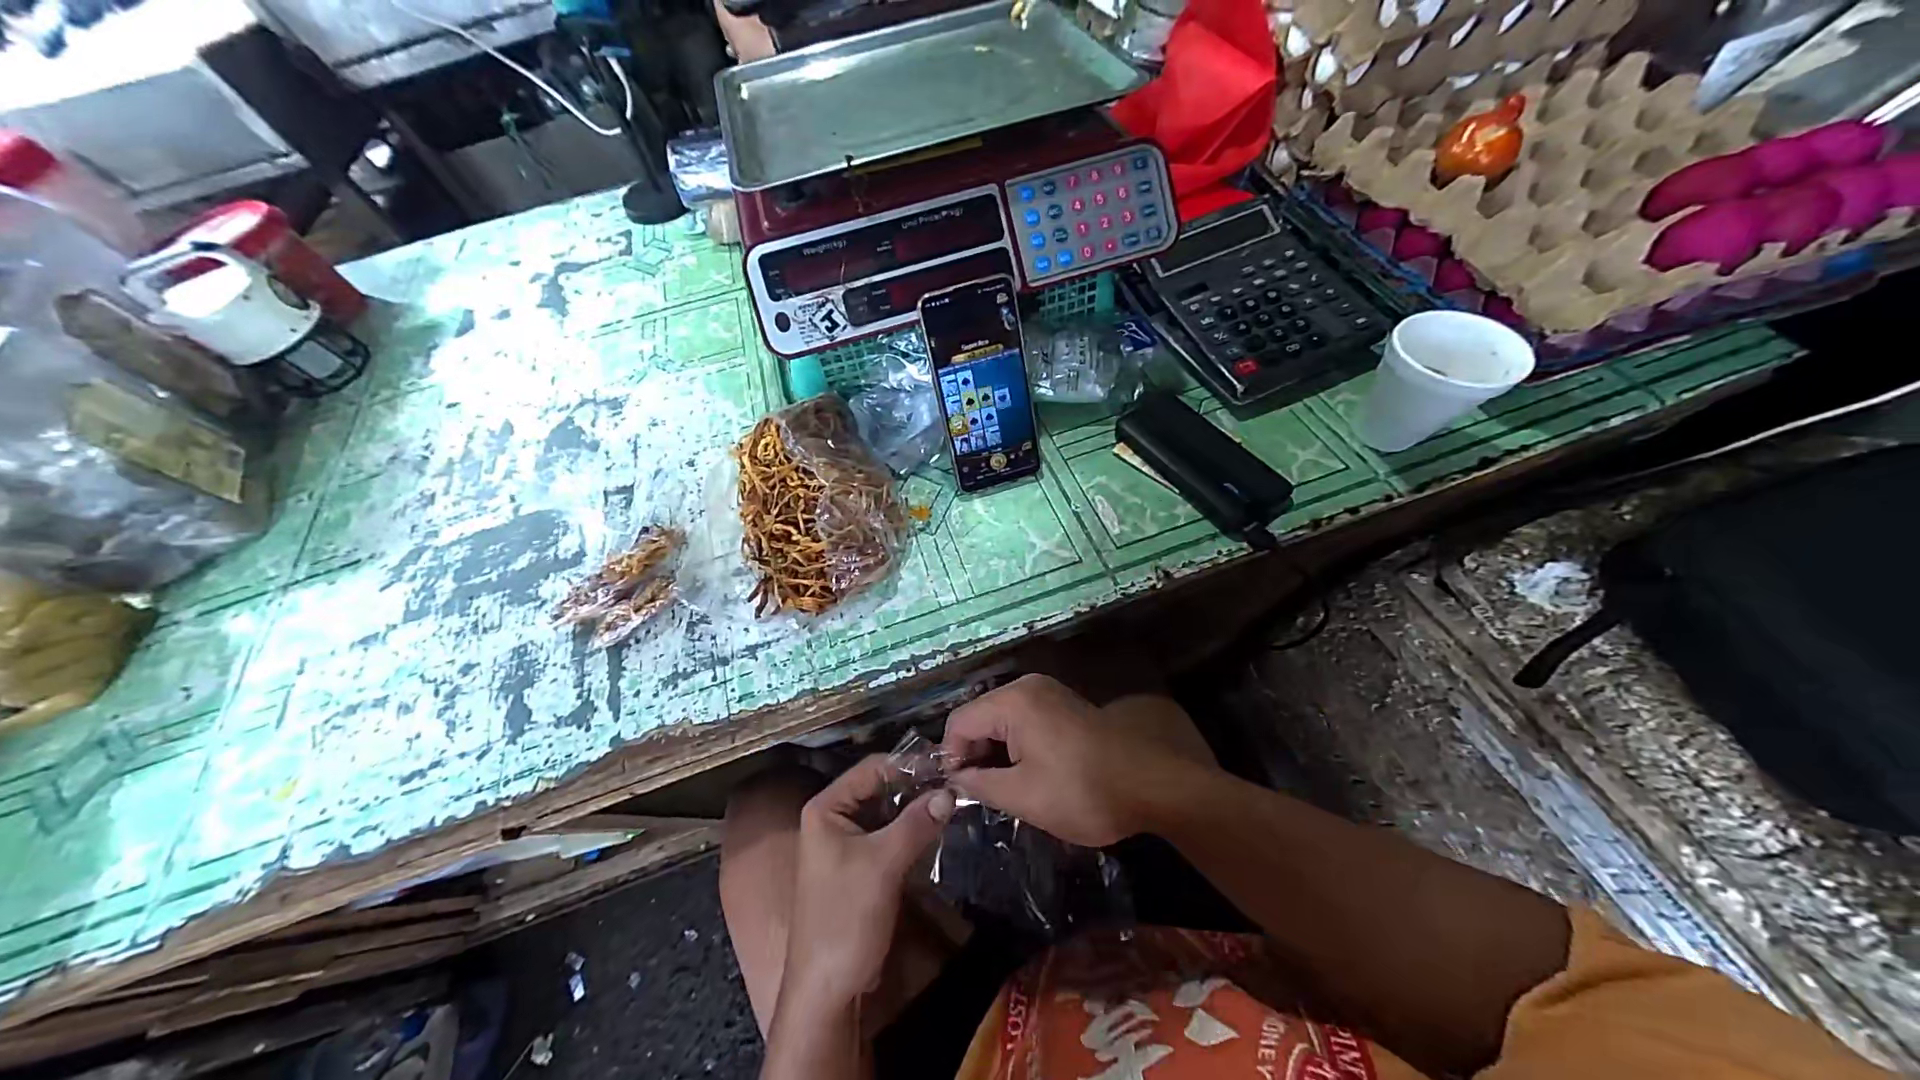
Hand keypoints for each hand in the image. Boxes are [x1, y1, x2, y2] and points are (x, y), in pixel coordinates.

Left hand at [781, 754, 955, 1008]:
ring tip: (955, 801)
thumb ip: (916, 824)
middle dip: (916, 786)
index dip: (909, 764)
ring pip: (888, 813)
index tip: (947, 764)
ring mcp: (847, 844)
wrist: (828, 989)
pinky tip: (940, 829)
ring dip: (917, 809)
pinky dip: (913, 832)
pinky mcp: (862, 867)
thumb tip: (950, 792)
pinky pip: (890, 836)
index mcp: (826, 809)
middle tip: (956, 782)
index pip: (872, 768)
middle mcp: (834, 819)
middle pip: (880, 789)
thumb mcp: (883, 865)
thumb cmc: (845, 918)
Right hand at [941, 674, 1202, 846]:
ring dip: (995, 751)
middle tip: (976, 794)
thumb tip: (954, 780)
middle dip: (972, 754)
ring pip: (1001, 719)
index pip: (959, 723)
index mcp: (1013, 702)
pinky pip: (1024, 719)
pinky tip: (1026, 774)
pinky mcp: (1065, 705)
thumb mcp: (1023, 796)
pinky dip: (1016, 744)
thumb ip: (979, 784)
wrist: (1153, 784)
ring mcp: (1049, 693)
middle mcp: (1028, 687)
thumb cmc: (1083, 791)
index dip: (950, 758)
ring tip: (1000, 789)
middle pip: (979, 716)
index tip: (956, 792)